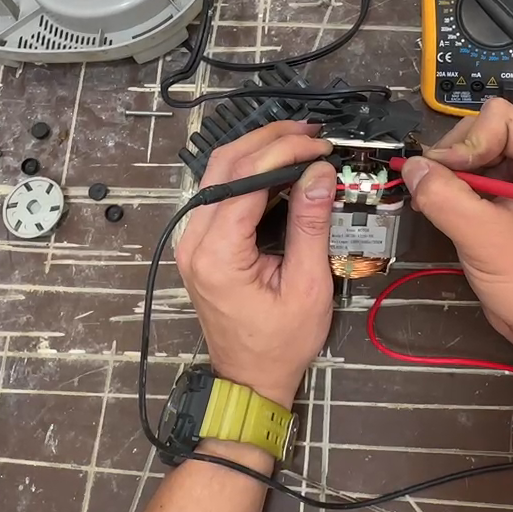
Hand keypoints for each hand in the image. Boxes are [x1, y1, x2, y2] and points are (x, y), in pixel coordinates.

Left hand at [176, 121, 335, 406]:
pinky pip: (219, 190)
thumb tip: (320, 173)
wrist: (249, 379)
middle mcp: (194, 239)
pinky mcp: (201, 241)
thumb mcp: (307, 285)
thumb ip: (310, 224)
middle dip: (268, 139)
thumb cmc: (280, 342)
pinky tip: (278, 163)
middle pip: (224, 164)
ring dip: (257, 148)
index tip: (320, 146)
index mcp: (216, 253)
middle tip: (310, 132)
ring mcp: (192, 239)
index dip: (283, 152)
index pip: (245, 179)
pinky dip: (249, 169)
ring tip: (298, 139)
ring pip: (217, 171)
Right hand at [400, 98, 512, 351]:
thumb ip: (447, 199)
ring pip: (468, 152)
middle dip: (453, 157)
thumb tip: (411, 167)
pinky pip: (465, 174)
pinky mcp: (499, 198)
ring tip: (432, 201)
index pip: (500, 119)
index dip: (469, 141)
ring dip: (445, 173)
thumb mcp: (487, 240)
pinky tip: (433, 205)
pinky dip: (445, 186)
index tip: (447, 173)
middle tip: (434, 190)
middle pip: (481, 131)